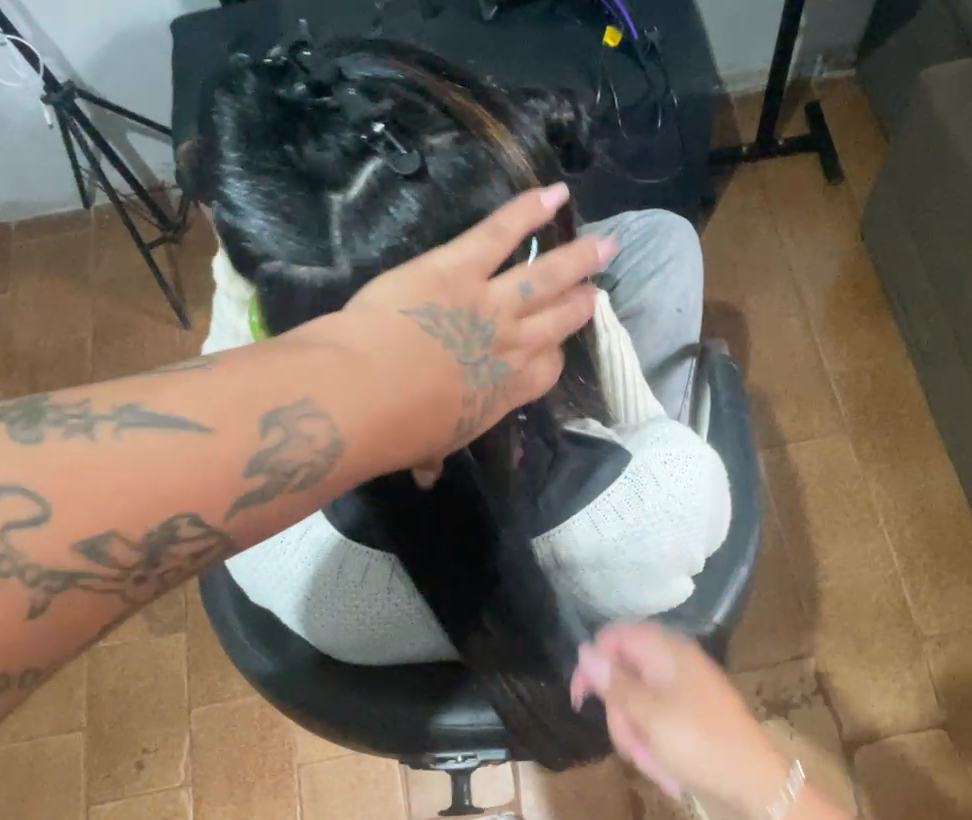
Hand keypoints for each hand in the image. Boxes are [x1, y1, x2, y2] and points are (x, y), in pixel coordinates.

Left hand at [339, 183, 614, 464]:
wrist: (365, 393)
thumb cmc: (398, 432)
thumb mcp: (428, 449)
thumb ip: (434, 455)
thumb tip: (428, 474)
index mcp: (507, 392)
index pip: (548, 368)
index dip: (555, 353)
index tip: (555, 346)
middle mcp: (512, 345)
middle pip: (561, 320)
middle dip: (582, 303)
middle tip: (595, 290)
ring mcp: (490, 302)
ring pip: (546, 276)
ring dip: (579, 258)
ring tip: (605, 243)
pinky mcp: (459, 266)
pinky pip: (501, 233)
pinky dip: (530, 211)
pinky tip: (555, 193)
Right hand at [571, 622, 790, 819]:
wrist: (753, 785)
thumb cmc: (701, 745)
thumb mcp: (649, 715)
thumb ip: (614, 683)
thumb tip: (584, 649)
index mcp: (668, 652)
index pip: (616, 637)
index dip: (594, 662)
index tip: (583, 698)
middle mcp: (674, 666)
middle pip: (622, 676)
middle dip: (620, 714)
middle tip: (633, 742)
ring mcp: (681, 693)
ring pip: (634, 707)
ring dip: (636, 738)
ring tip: (654, 763)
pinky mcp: (686, 718)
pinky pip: (653, 725)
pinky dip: (652, 747)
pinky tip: (665, 770)